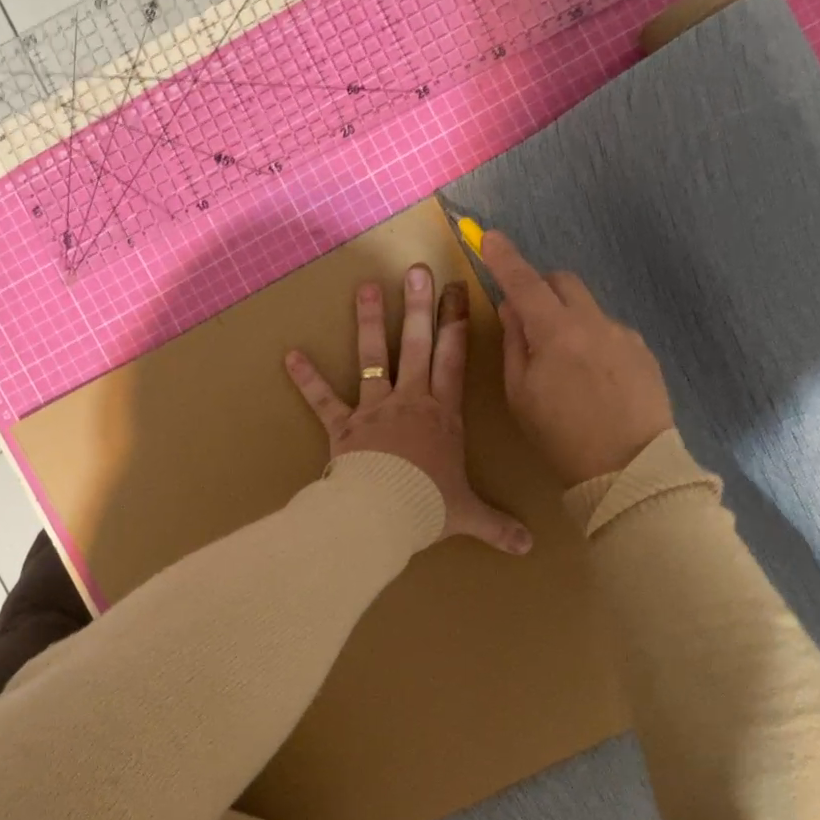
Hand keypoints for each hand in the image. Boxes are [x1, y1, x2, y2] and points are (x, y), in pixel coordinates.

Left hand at [286, 264, 533, 554]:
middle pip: (417, 346)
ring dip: (369, 323)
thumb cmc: (428, 508)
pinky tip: (290, 356)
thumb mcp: (468, 515)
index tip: (458, 291)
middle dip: (418, 307)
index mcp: (443, 416)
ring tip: (365, 288)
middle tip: (416, 270)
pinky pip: (322, 400)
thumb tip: (530, 548)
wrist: (384, 516)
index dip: (457, 325)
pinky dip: (306, 379)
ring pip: (373, 358)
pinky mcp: (342, 427)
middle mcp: (410, 403)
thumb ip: (498, 526)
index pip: (454, 361)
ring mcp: (373, 411)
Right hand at [482, 231, 673, 485]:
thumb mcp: (520, 394)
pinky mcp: (644, 353)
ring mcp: (624, 336)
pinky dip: (591, 342)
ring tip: (561, 366)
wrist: (629, 470)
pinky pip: (608, 333)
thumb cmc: (561, 437)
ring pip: (587, 308)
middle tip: (524, 314)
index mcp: (556, 332)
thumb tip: (513, 309)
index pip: (523, 282)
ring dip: (567, 318)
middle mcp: (593, 322)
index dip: (504, 258)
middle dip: (540, 286)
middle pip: (562, 281)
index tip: (489, 237)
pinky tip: (591, 381)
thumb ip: (514, 344)